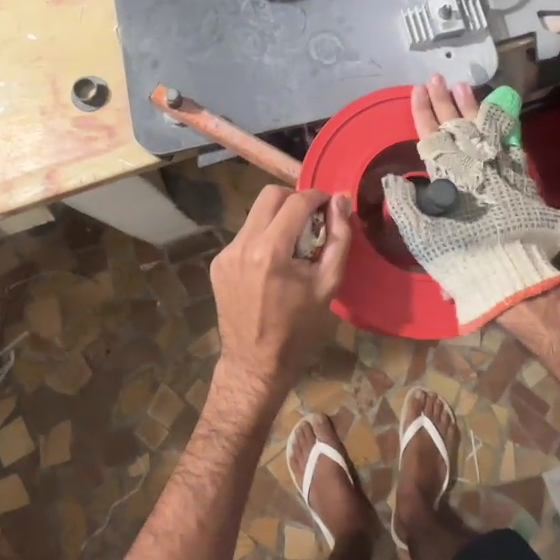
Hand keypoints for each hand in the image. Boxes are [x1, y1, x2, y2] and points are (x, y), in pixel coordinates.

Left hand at [209, 186, 353, 402]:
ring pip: (255, 213)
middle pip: (269, 195)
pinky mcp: (218, 263)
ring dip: (277, 218)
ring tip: (294, 243)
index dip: (317, 196)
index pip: (296, 201)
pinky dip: (263, 237)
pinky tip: (274, 263)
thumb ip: (338, 238)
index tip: (330, 206)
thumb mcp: (328, 284)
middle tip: (311, 218)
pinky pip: (245, 235)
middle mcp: (243, 244)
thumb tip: (341, 201)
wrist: (255, 364)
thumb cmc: (299, 328)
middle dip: (294, 199)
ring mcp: (226, 253)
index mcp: (271, 250)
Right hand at [384, 76, 559, 331]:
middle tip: (436, 78)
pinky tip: (496, 115)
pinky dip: (501, 126)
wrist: (509, 272)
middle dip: (442, 100)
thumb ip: (405, 203)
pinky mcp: (519, 178)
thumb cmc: (459, 257)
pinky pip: (508, 143)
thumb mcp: (421, 234)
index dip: (422, 112)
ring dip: (470, 106)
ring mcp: (498, 168)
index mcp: (445, 176)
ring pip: (482, 128)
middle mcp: (472, 164)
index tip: (416, 91)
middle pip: (455, 125)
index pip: (430, 135)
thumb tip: (394, 179)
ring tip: (462, 87)